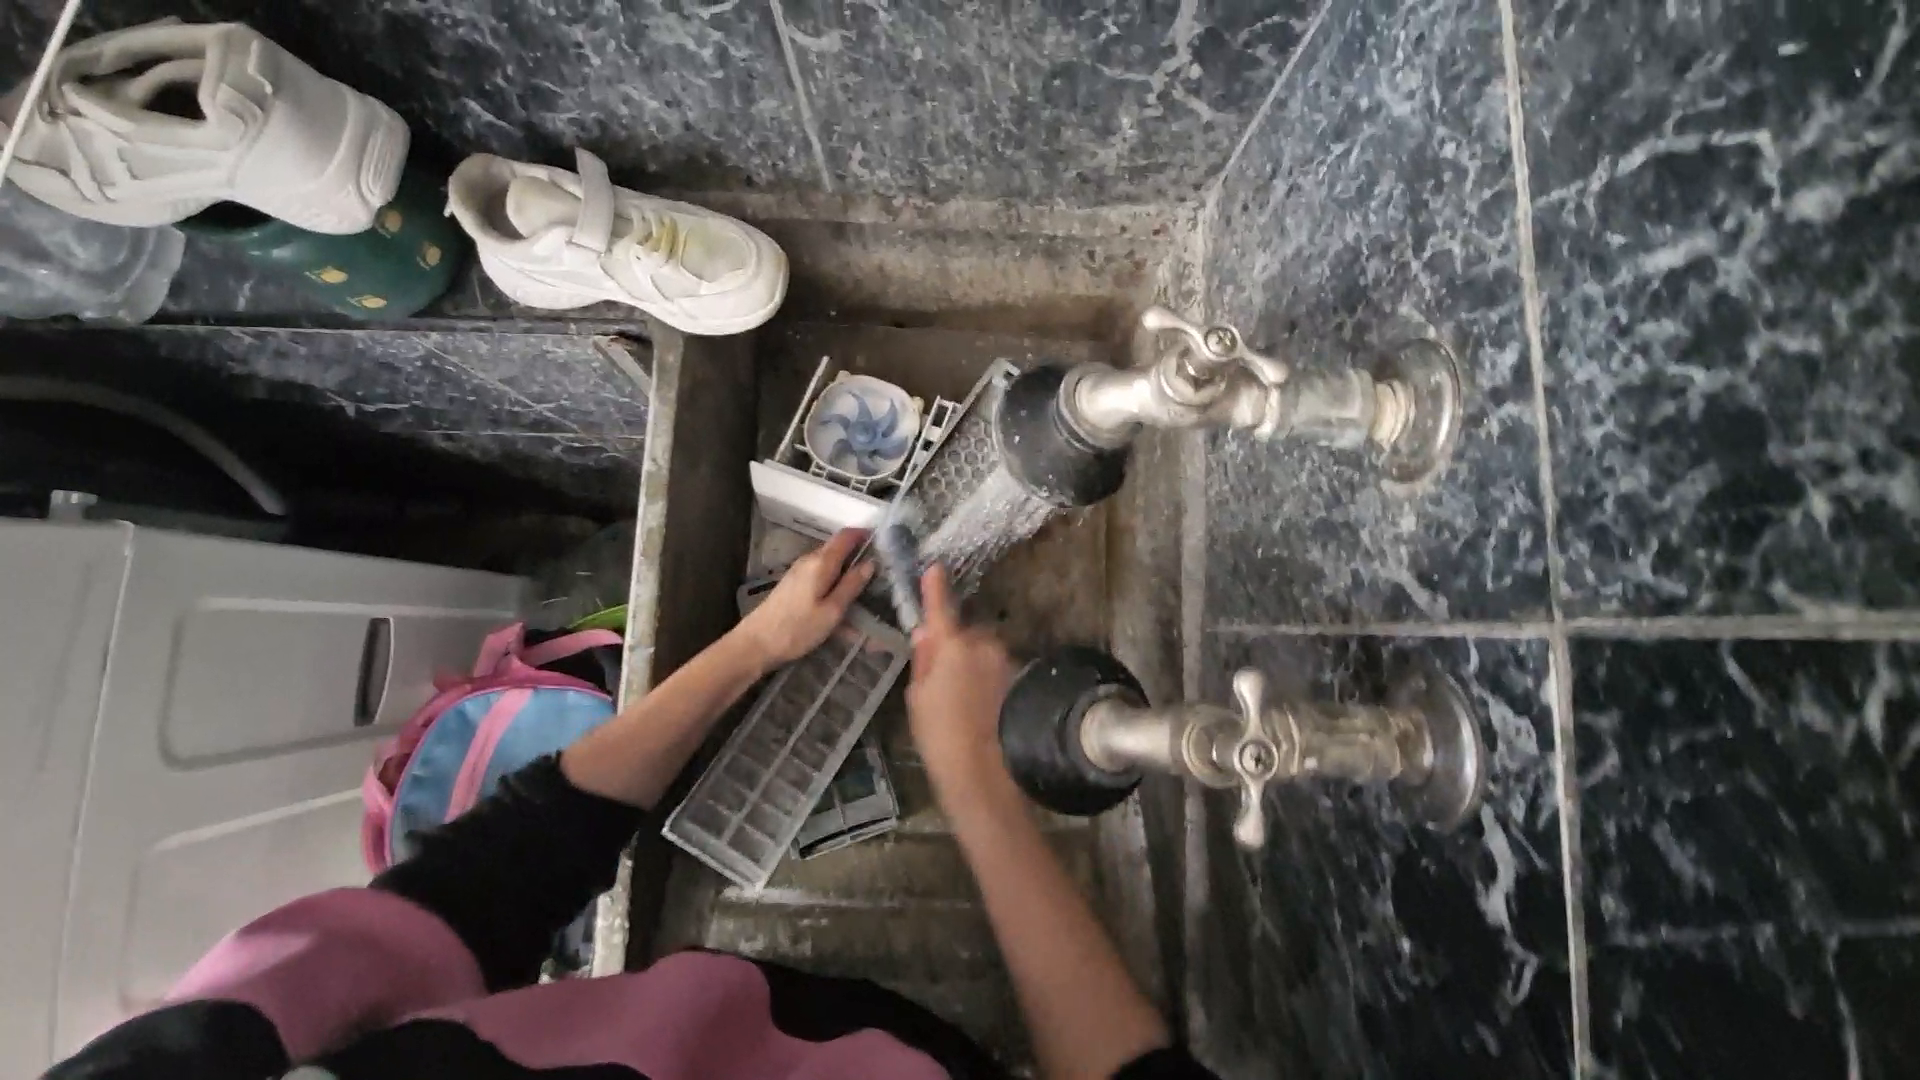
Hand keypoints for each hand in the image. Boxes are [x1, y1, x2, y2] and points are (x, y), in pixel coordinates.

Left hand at [734, 528, 874, 669]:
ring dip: (846, 567)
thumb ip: (852, 585)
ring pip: (828, 562)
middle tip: (879, 567)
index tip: (882, 540)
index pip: (845, 536)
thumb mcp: (832, 611)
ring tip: (864, 584)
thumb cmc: (798, 628)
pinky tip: (840, 596)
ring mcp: (798, 571)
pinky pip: (819, 573)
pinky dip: (833, 578)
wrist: (756, 643)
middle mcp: (809, 560)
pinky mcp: (792, 584)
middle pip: (837, 547)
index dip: (863, 533)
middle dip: (857, 552)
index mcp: (821, 562)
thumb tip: (870, 563)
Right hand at [908, 563, 1016, 797]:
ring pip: (983, 651)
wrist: (981, 772)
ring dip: (973, 664)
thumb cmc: (939, 736)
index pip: (941, 607)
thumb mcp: (918, 697)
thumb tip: (926, 633)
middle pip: (965, 633)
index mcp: (952, 645)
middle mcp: (983, 644)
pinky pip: (996, 668)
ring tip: (961, 700)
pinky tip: (980, 706)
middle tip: (941, 678)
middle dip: (955, 646)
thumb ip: (924, 659)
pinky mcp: (1019, 677)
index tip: (934, 568)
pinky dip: (987, 678)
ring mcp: (1005, 660)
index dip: (935, 587)